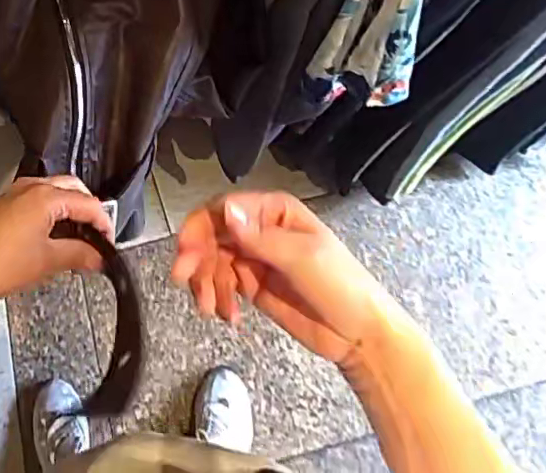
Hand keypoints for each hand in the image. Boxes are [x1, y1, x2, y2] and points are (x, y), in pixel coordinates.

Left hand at [0, 176, 114, 313]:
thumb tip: (99, 257)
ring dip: (71, 211)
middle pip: (73, 189)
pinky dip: (53, 213)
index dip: (103, 223)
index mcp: (45, 195)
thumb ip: (79, 255)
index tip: (110, 244)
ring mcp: (16, 193)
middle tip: (98, 238)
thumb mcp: (47, 262)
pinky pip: (38, 200)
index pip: (88, 202)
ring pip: (55, 192)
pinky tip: (54, 237)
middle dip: (89, 211)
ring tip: (78, 241)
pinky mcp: (5, 205)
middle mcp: (31, 187)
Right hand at [171, 192, 414, 375]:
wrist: (361, 337)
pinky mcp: (253, 283)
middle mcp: (259, 229)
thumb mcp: (301, 258)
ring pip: (213, 260)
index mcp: (273, 211)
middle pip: (213, 233)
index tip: (186, 250)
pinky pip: (223, 283)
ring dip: (205, 282)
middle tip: (184, 279)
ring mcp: (255, 257)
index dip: (201, 226)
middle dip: (197, 257)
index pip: (225, 209)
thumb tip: (226, 210)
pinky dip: (219, 298)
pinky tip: (229, 316)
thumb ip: (260, 237)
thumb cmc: (340, 286)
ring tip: (211, 309)